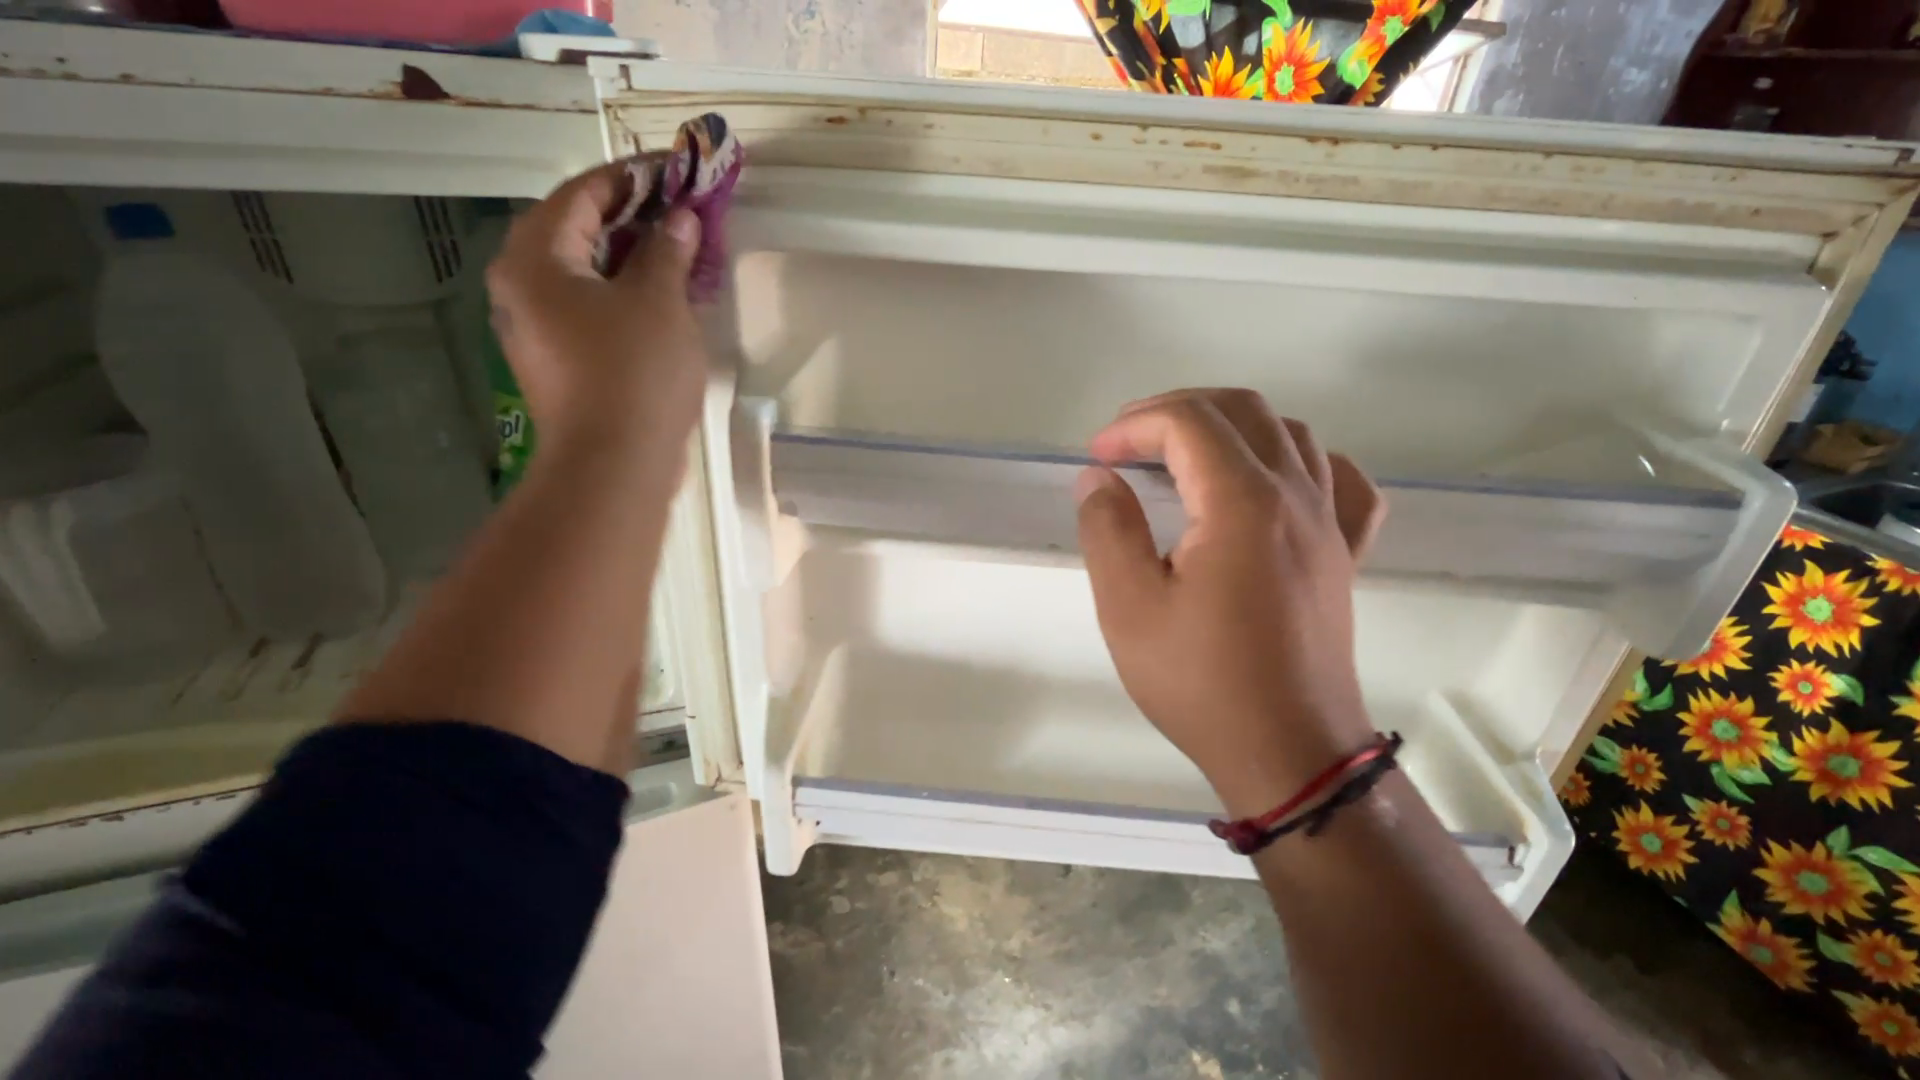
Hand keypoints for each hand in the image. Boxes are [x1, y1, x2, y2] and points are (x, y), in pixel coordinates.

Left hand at [486, 162, 706, 470]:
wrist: (613, 465)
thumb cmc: (634, 372)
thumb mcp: (659, 300)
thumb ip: (667, 249)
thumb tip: (678, 219)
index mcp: (534, 257)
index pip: (582, 192)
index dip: (632, 177)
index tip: (676, 171)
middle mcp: (520, 284)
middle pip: (574, 228)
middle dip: (630, 215)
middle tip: (679, 209)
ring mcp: (533, 325)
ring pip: (581, 269)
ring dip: (628, 254)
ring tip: (677, 249)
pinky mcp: (555, 358)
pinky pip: (586, 304)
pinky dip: (620, 290)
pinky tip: (660, 295)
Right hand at [1075, 389, 1387, 817]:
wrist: (1289, 752)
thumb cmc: (1202, 683)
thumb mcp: (1130, 609)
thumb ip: (1109, 530)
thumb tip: (1100, 478)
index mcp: (1243, 503)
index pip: (1189, 423)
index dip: (1135, 425)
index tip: (1098, 456)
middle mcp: (1297, 497)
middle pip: (1243, 411)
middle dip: (1178, 410)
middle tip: (1130, 442)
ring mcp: (1331, 525)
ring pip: (1292, 434)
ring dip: (1232, 427)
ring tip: (1187, 456)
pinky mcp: (1346, 556)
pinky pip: (1341, 483)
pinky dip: (1303, 462)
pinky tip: (1278, 481)